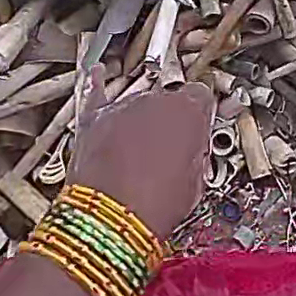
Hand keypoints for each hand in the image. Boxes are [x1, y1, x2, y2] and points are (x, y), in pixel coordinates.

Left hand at [68, 69, 211, 238]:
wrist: (109, 222)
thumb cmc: (155, 205)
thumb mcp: (196, 182)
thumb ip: (197, 152)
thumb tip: (195, 149)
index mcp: (188, 110)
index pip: (201, 94)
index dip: (201, 112)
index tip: (198, 125)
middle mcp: (155, 100)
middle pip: (168, 98)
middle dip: (170, 119)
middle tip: (168, 149)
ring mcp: (123, 108)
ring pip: (137, 103)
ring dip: (140, 119)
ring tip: (138, 149)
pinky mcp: (94, 120)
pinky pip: (96, 93)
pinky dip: (98, 86)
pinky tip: (99, 73)